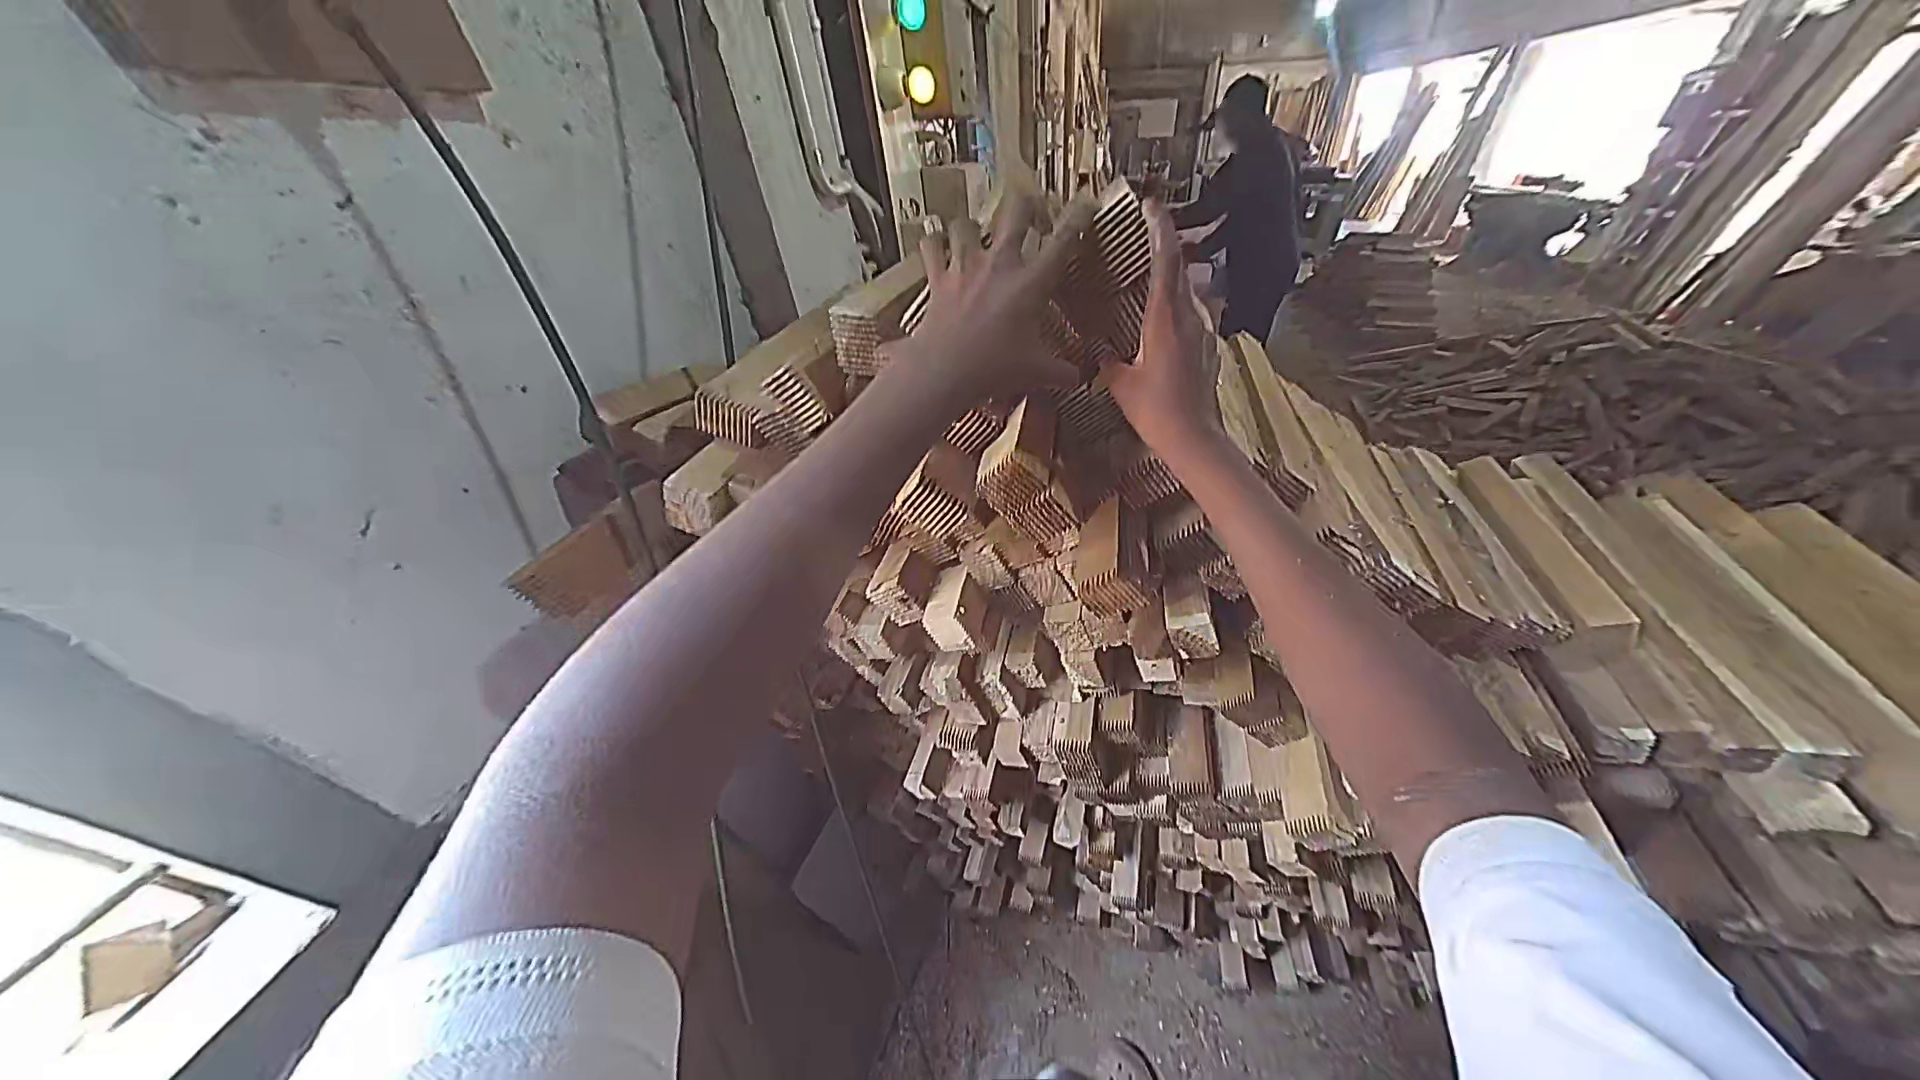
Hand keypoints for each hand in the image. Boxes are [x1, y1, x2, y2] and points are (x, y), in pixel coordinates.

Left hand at [888, 193, 1095, 404]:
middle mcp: (999, 263)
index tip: (1086, 204)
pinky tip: (937, 247)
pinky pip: (931, 245)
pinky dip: (933, 243)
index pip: (1064, 239)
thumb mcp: (1035, 372)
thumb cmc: (994, 369)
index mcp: (1031, 282)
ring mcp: (965, 266)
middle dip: (1026, 203)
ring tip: (975, 235)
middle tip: (1030, 213)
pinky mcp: (937, 278)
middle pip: (1016, 209)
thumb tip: (1076, 378)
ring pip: (967, 222)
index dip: (1079, 216)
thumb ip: (1060, 372)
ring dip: (972, 226)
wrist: (945, 372)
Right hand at [1104, 200, 1224, 461]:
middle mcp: (1190, 317)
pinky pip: (1195, 312)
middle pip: (1182, 268)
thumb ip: (1108, 361)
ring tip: (1155, 273)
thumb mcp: (1121, 384)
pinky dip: (1181, 302)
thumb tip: (1096, 352)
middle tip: (1149, 231)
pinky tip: (1167, 316)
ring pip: (1192, 289)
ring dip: (1175, 275)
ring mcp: (1205, 331)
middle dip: (1167, 245)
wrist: (1193, 437)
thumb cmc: (1153, 410)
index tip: (1152, 204)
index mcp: (1165, 319)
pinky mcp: (1209, 346)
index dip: (1160, 229)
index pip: (1166, 261)